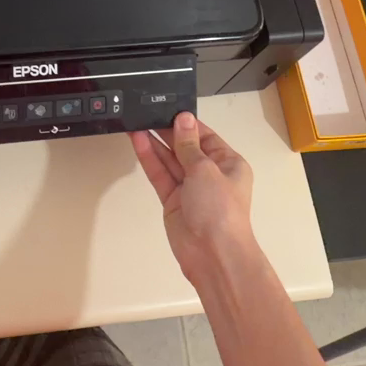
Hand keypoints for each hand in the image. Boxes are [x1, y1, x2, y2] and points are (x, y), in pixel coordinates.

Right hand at [129, 112, 256, 286]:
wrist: (213, 256)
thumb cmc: (220, 210)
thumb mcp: (206, 170)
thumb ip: (189, 145)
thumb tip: (183, 119)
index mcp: (228, 164)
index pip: (205, 136)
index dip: (186, 124)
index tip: (168, 109)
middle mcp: (210, 175)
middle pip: (185, 147)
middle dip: (167, 131)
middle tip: (147, 113)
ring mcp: (190, 189)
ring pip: (170, 160)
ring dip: (155, 142)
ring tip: (137, 122)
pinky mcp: (173, 201)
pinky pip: (160, 175)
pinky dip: (149, 159)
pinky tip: (138, 141)